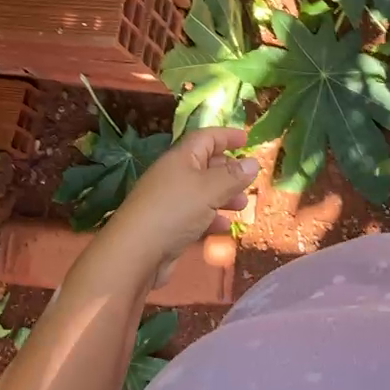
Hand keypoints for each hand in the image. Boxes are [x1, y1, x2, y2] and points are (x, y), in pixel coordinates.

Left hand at [101, 128, 257, 285]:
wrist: (136, 252)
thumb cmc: (175, 211)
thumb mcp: (209, 189)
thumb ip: (233, 177)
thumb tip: (253, 162)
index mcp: (181, 158)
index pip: (206, 138)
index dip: (226, 136)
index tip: (246, 138)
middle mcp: (174, 175)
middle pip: (205, 165)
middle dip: (228, 171)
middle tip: (248, 181)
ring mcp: (170, 201)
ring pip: (202, 192)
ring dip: (223, 197)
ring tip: (242, 206)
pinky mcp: (168, 226)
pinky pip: (195, 216)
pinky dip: (211, 218)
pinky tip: (224, 227)